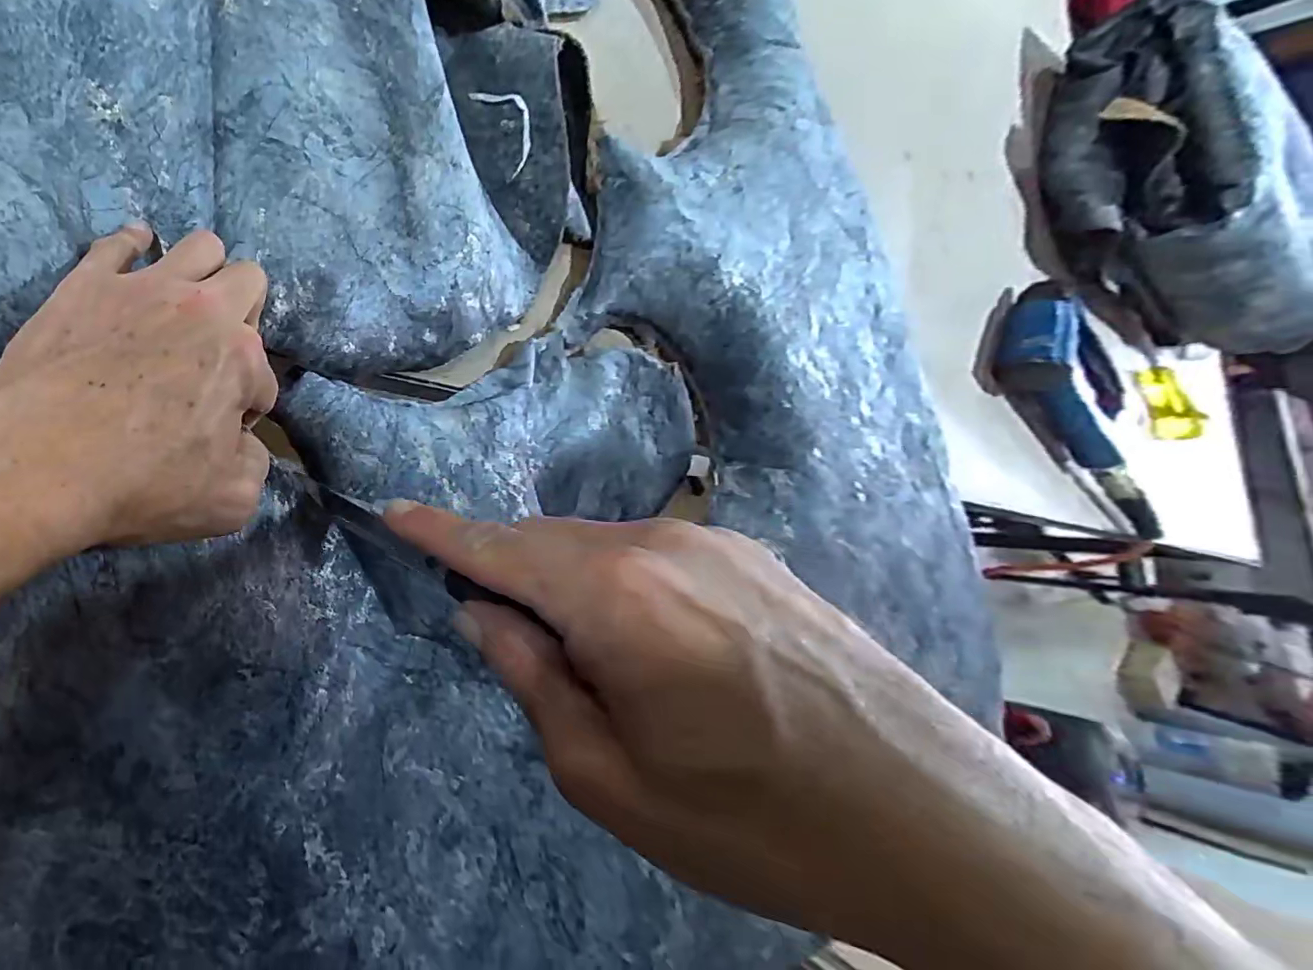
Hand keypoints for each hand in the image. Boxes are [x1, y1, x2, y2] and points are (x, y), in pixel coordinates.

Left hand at [0, 225, 276, 585]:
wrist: (38, 466)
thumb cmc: (140, 485)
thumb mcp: (230, 501)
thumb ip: (254, 464)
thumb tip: (241, 442)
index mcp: (241, 357)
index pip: (263, 378)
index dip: (245, 408)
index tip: (217, 430)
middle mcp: (203, 309)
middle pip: (249, 281)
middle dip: (244, 316)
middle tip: (213, 356)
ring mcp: (144, 287)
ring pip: (202, 246)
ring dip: (206, 271)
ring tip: (185, 302)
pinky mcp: (88, 282)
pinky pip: (120, 242)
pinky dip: (134, 244)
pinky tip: (136, 252)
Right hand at [384, 508, 948, 934]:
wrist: (943, 828)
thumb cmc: (753, 822)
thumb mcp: (607, 778)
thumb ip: (530, 679)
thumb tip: (481, 614)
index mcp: (613, 598)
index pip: (498, 549)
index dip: (439, 531)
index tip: (394, 510)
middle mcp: (658, 545)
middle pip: (545, 542)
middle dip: (502, 568)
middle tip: (487, 620)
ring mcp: (712, 543)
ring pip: (597, 546)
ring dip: (561, 581)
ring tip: (574, 650)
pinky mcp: (750, 556)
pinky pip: (648, 553)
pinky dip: (612, 580)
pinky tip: (639, 637)